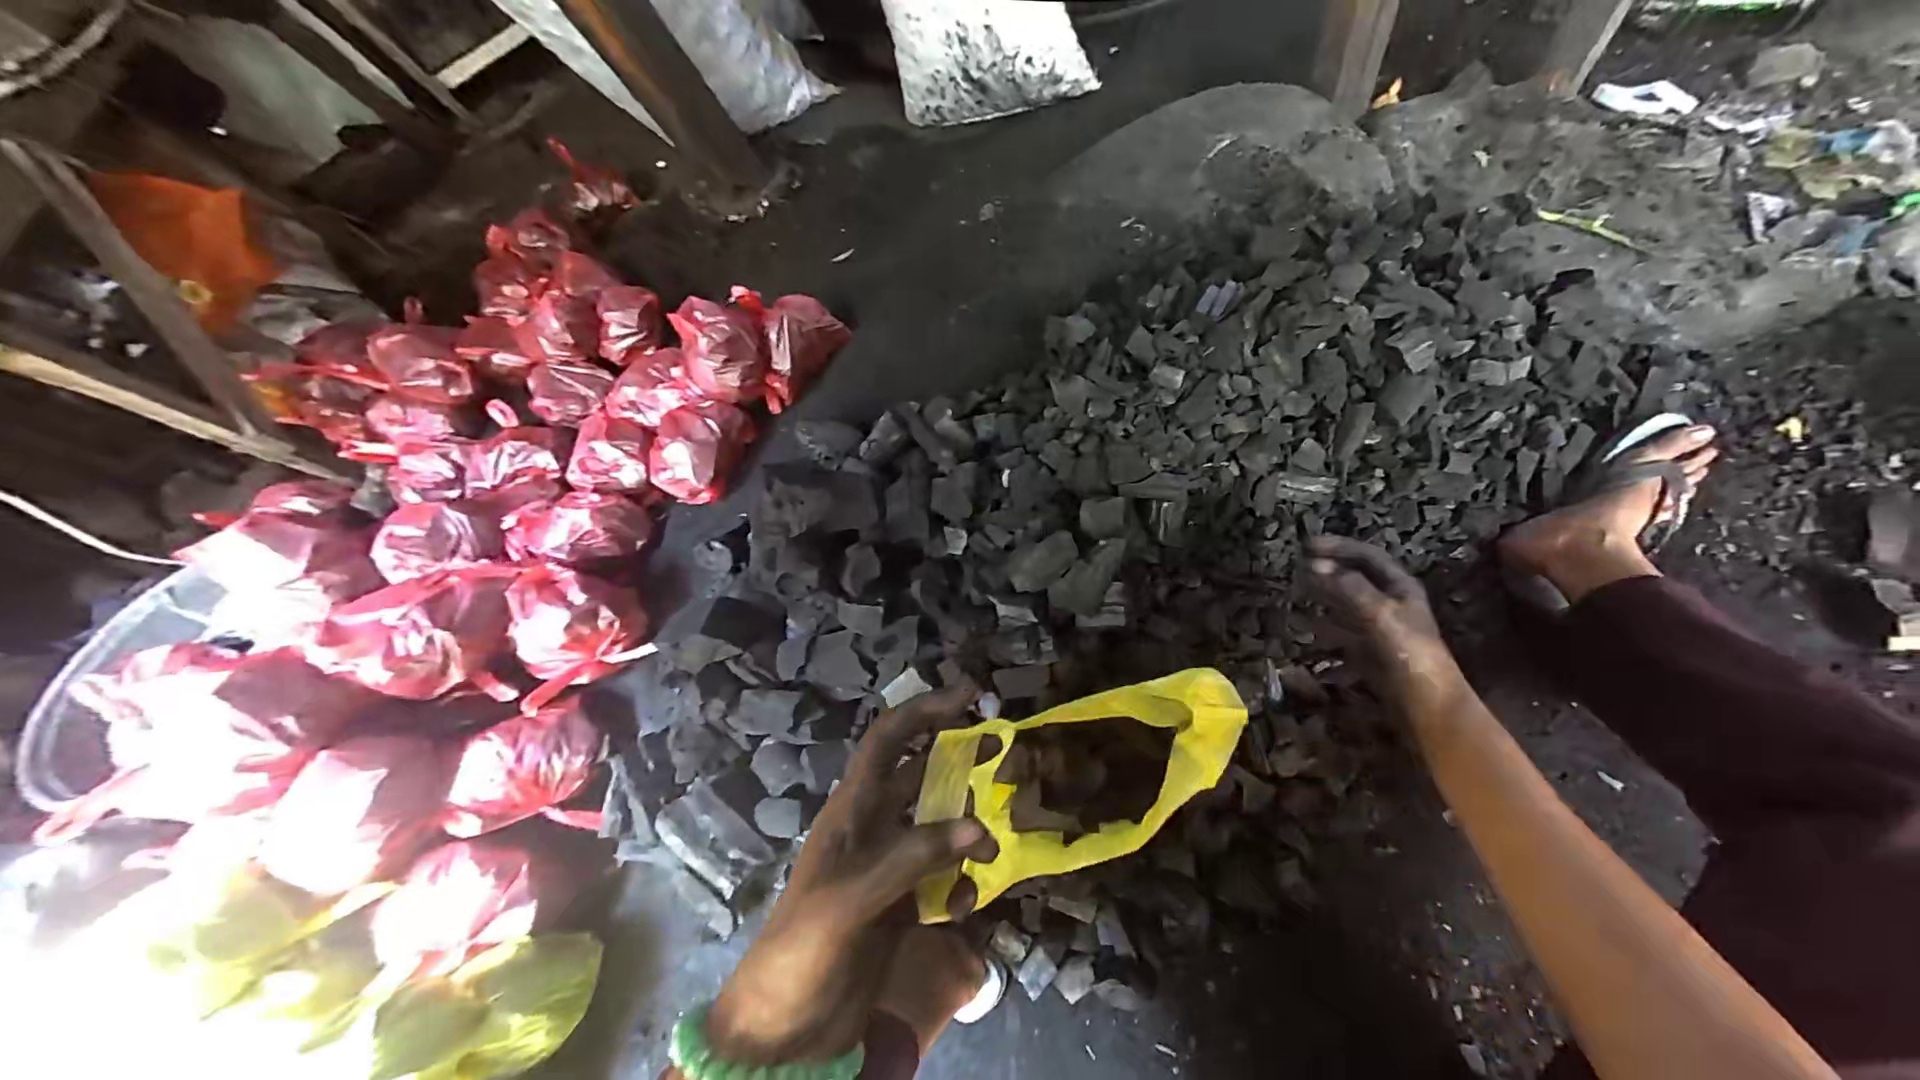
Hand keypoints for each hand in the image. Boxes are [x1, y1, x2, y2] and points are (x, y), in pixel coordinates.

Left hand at [703, 686, 997, 1064]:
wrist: (783, 1029)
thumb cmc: (803, 950)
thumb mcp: (852, 899)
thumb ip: (913, 858)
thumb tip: (978, 826)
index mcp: (850, 810)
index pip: (888, 741)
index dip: (925, 711)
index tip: (970, 695)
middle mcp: (872, 826)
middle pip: (921, 776)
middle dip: (960, 763)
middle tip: (1001, 753)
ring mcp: (888, 865)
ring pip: (939, 826)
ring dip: (967, 833)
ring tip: (990, 854)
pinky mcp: (902, 902)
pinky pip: (942, 874)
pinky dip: (959, 882)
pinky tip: (962, 906)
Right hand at [1306, 536, 1458, 703]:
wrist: (1427, 706)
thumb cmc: (1408, 655)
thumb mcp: (1380, 615)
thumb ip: (1348, 588)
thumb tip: (1315, 565)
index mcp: (1400, 588)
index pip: (1367, 556)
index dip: (1338, 547)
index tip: (1306, 545)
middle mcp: (1391, 603)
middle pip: (1355, 578)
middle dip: (1326, 570)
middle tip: (1297, 567)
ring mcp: (1380, 628)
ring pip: (1346, 603)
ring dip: (1321, 596)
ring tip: (1296, 594)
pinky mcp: (1370, 651)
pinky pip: (1341, 632)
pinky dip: (1322, 627)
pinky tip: (1305, 630)